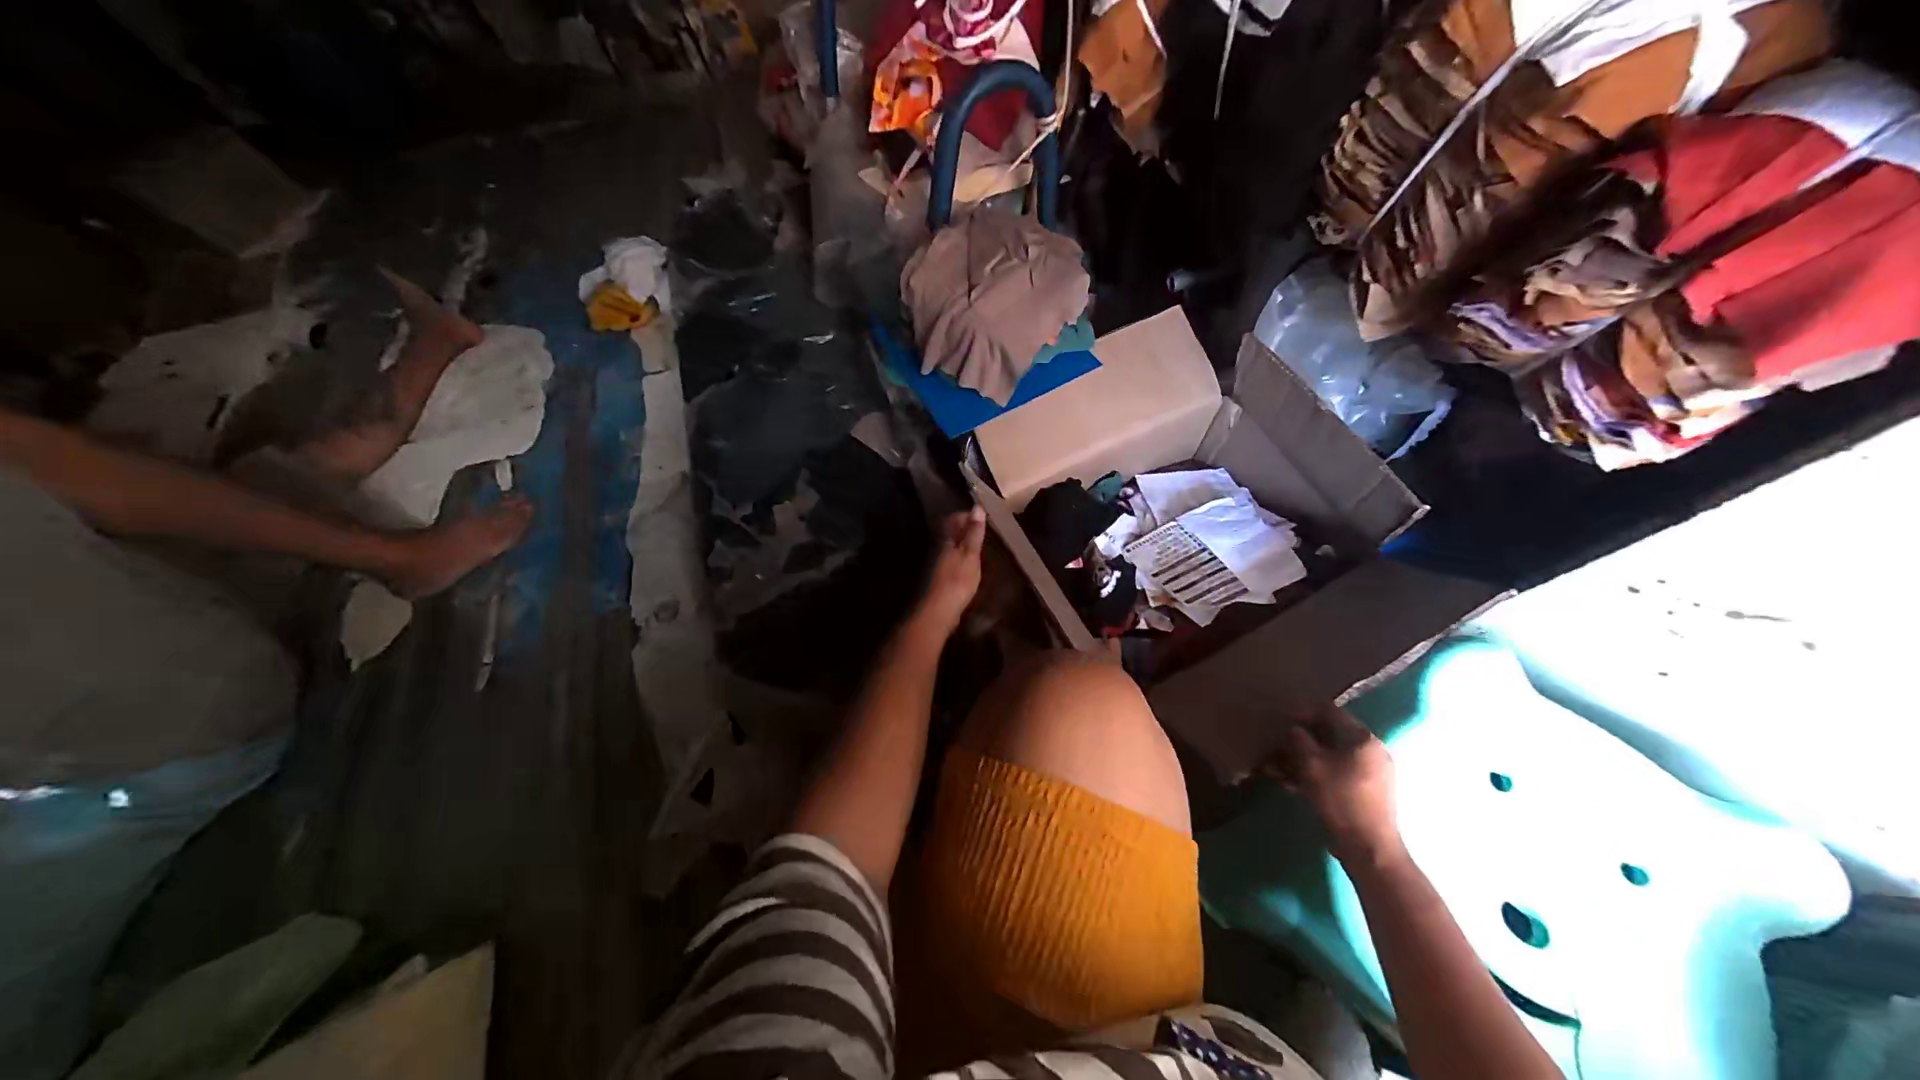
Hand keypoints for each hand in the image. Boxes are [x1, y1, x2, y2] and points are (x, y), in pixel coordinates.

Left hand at [914, 505, 986, 634]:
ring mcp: (937, 561)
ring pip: (951, 544)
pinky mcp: (939, 575)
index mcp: (945, 538)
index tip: (984, 515)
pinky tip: (970, 564)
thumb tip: (977, 507)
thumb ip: (974, 532)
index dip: (968, 515)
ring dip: (963, 542)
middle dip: (966, 527)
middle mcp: (938, 546)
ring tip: (980, 545)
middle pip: (951, 530)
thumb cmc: (957, 580)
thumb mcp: (970, 554)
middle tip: (984, 529)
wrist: (938, 611)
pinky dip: (961, 556)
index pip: (955, 517)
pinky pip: (951, 558)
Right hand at [1267, 705, 1403, 868]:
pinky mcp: (1365, 791)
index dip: (1300, 711)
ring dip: (1300, 759)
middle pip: (1327, 734)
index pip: (1328, 711)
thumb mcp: (1311, 764)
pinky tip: (1290, 783)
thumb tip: (1293, 729)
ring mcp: (1370, 772)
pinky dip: (1313, 774)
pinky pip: (1335, 773)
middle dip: (1298, 740)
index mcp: (1362, 738)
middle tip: (1273, 745)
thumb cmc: (1340, 799)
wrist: (1368, 847)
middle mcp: (1370, 750)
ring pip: (1328, 756)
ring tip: (1274, 769)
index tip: (1278, 717)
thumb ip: (1299, 740)